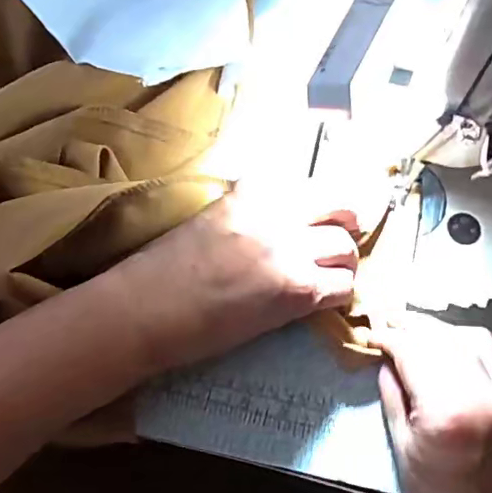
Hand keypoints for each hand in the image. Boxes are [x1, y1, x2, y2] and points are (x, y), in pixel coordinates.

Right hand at [99, 184, 368, 374]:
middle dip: (344, 228)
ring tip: (320, 280)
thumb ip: (251, 214)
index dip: (325, 206)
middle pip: (343, 207)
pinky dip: (335, 296)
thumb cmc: (163, 270)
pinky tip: (314, 304)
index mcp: (253, 189)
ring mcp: (289, 249)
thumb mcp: (211, 221)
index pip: (315, 184)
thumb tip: (283, 225)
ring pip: (348, 250)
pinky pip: (342, 288)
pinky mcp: (295, 289)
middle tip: (330, 248)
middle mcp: (277, 211)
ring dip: (340, 266)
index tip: (323, 220)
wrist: (144, 308)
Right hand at [373, 317, 491, 492]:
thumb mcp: (403, 451)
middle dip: (412, 327)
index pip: (414, 351)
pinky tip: (451, 355)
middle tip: (388, 326)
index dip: (389, 338)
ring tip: (419, 335)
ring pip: (476, 339)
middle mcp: (483, 394)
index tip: (371, 334)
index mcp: (447, 409)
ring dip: (443, 331)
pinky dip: (468, 348)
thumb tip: (387, 365)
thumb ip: (394, 400)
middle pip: (443, 338)